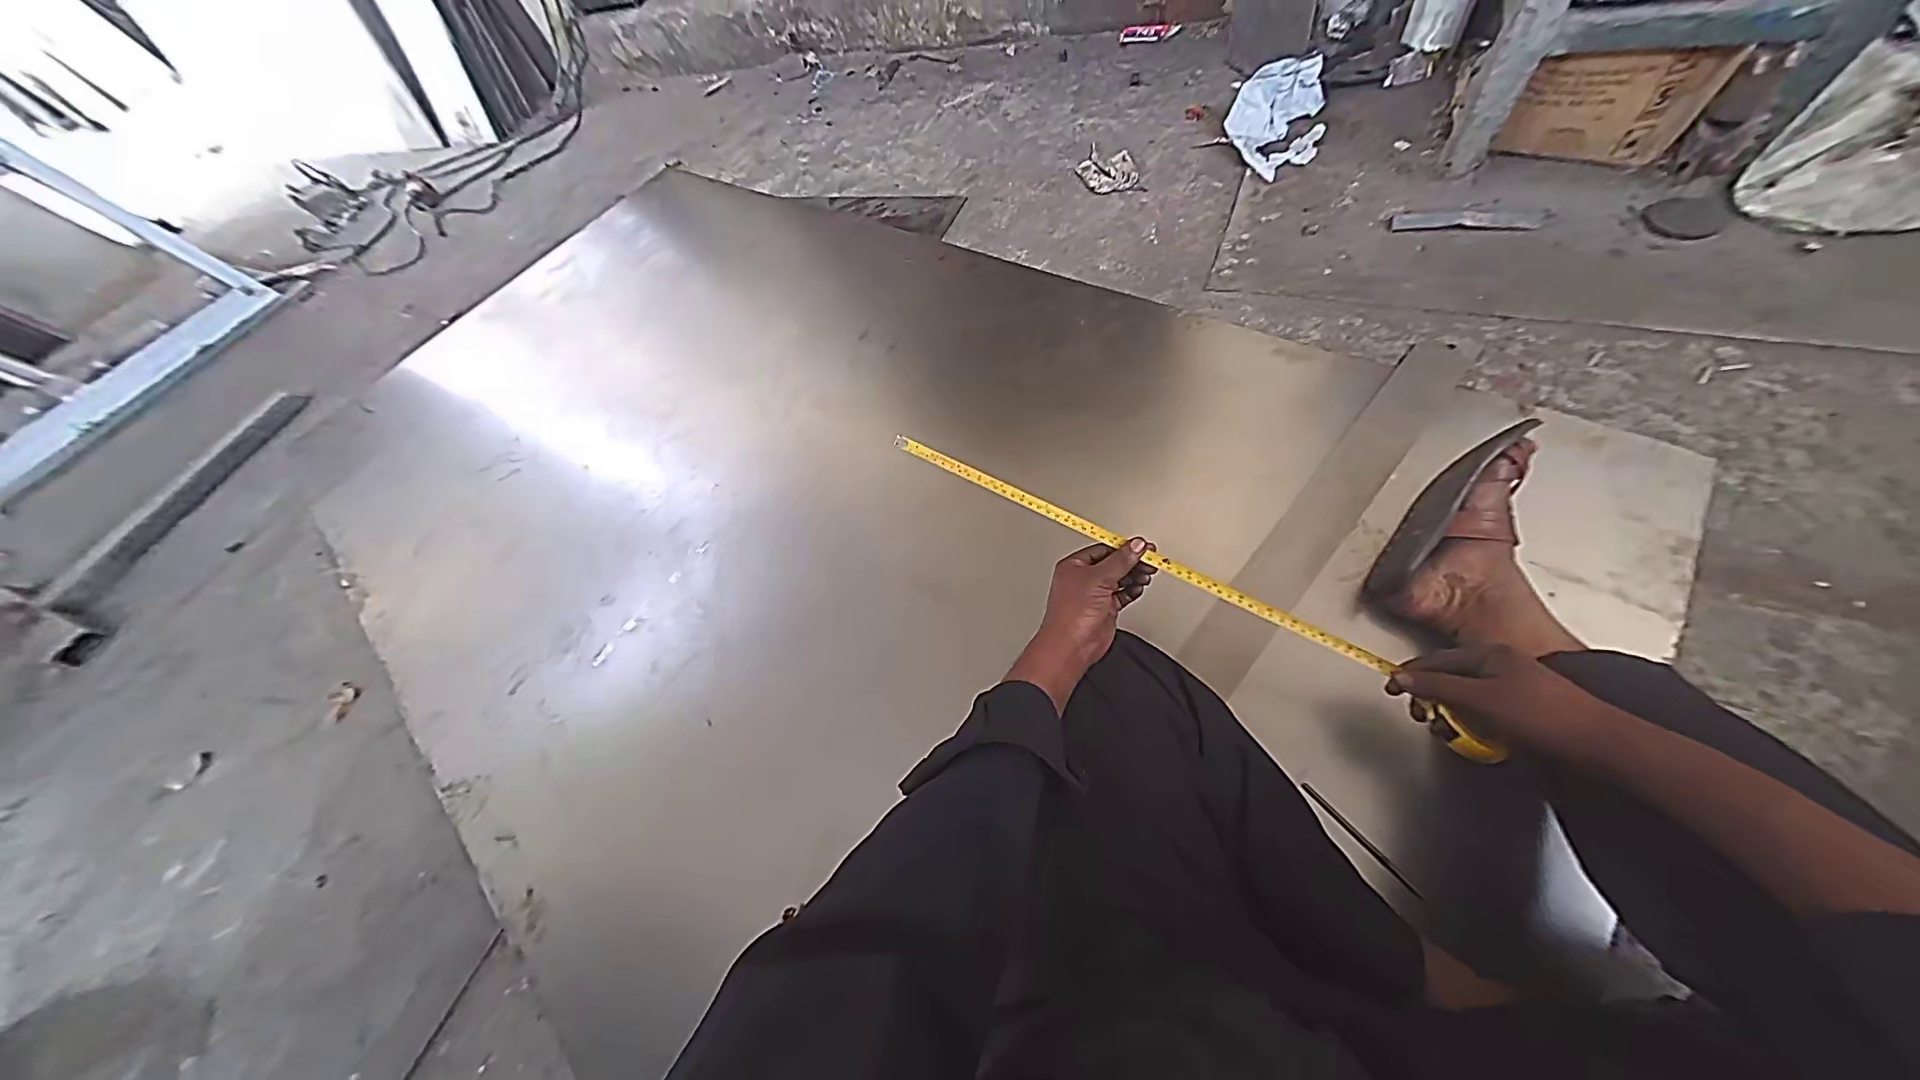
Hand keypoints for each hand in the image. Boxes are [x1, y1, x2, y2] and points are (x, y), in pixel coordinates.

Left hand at [1006, 539, 1156, 711]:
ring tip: (1147, 574)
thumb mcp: (1099, 578)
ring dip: (1134, 575)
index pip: (1104, 549)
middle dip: (1132, 561)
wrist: (1073, 645)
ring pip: (1120, 578)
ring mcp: (1094, 594)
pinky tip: (1139, 588)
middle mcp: (1083, 578)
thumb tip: (1135, 546)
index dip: (1124, 547)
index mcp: (1074, 565)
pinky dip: (1132, 590)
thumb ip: (1120, 561)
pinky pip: (1123, 594)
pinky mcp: (1104, 608)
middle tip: (1150, 560)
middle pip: (1114, 563)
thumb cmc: (1072, 614)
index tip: (1142, 546)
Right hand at [1385, 644, 1606, 755]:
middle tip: (1421, 714)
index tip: (1392, 688)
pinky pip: (1481, 713)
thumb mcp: (1479, 698)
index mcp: (1491, 654)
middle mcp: (1501, 668)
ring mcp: (1513, 690)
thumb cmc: (1545, 716)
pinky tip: (1472, 735)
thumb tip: (1402, 678)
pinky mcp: (1523, 714)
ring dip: (1448, 713)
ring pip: (1464, 697)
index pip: (1436, 659)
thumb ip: (1436, 686)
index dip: (1411, 673)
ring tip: (1447, 728)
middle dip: (1429, 696)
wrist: (1600, 748)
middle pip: (1449, 678)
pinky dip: (1469, 724)